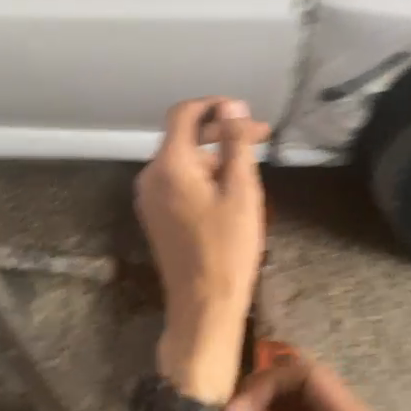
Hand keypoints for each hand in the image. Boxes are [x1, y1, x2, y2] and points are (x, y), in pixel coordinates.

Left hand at [135, 97, 271, 401]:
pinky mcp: (155, 215)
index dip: (214, 105)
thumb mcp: (240, 190)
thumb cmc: (227, 247)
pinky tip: (231, 191)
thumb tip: (230, 106)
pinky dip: (204, 177)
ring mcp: (149, 197)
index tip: (246, 113)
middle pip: (184, 137)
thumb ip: (234, 143)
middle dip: (222, 132)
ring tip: (252, 170)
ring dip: (216, 157)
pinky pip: (179, 182)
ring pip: (184, 161)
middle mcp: (151, 175)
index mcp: (168, 165)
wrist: (203, 305)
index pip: (184, 113)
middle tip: (262, 138)